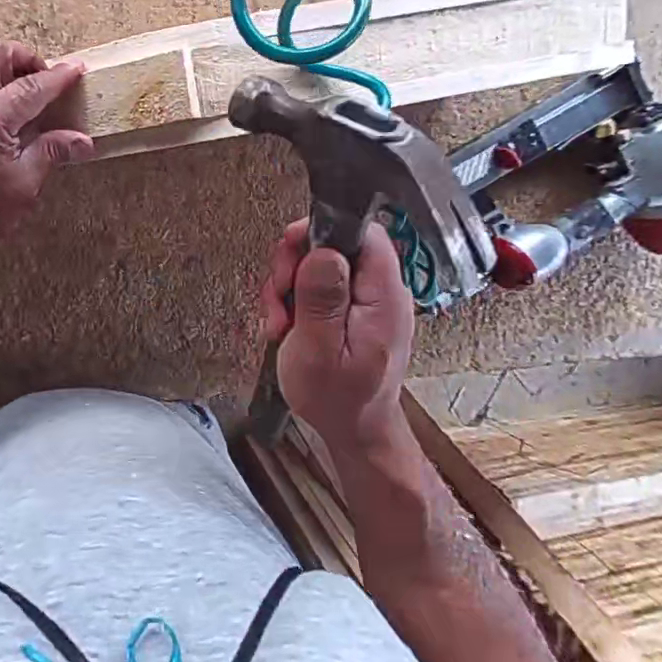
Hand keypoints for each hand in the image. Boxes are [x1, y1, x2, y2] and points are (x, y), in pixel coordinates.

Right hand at [260, 219, 415, 436]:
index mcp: (381, 298)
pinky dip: (295, 300)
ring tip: (281, 320)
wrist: (353, 429)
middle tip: (279, 294)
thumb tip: (323, 252)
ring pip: (321, 265)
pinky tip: (288, 325)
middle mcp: (380, 294)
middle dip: (295, 263)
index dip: (322, 232)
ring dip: (290, 286)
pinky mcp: (353, 310)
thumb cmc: (338, 399)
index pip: (364, 234)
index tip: (289, 249)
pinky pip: (320, 286)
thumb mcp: (318, 350)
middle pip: (336, 245)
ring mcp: (367, 302)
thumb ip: (321, 300)